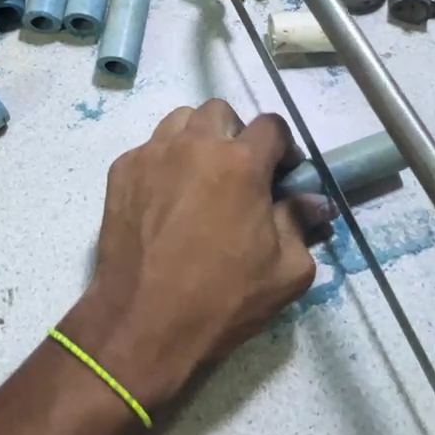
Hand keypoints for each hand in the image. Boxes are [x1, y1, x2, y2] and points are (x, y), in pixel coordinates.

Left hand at [59, 99, 316, 407]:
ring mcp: (152, 154)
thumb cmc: (222, 299)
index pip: (271, 126)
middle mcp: (195, 145)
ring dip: (196, 139)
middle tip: (238, 173)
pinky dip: (162, 162)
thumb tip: (312, 202)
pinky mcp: (122, 171)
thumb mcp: (286, 271)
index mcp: (241, 163)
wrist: (143, 322)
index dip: (282, 146)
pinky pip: (149, 148)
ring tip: (199, 177)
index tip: (282, 173)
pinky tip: (164, 199)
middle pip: (220, 113)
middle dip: (235, 135)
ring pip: (179, 121)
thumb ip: (300, 224)